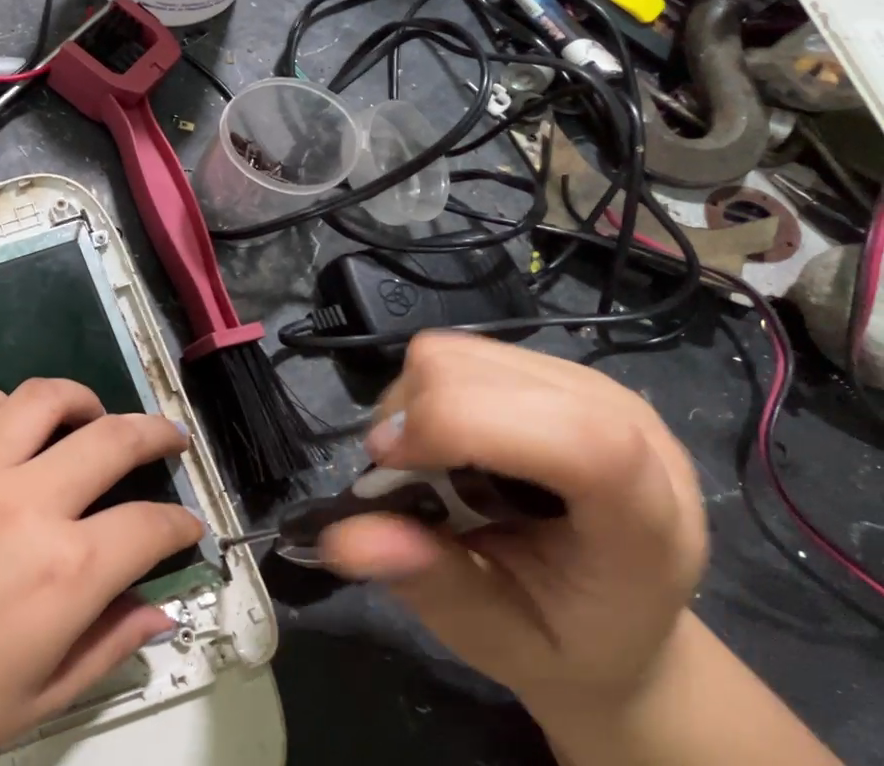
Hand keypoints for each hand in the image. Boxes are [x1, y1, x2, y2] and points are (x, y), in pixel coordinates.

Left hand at [0, 379, 204, 765]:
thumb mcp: (41, 698)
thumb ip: (108, 644)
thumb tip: (156, 613)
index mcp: (64, 571)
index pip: (151, 526)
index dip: (181, 525)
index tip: (185, 527)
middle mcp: (22, 503)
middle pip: (111, 440)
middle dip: (155, 434)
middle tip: (167, 439)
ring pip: (39, 400)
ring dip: (79, 399)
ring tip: (92, 416)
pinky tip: (6, 424)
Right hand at [321, 333, 707, 714]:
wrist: (617, 619)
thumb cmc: (562, 638)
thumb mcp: (495, 637)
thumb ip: (429, 583)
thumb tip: (344, 538)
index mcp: (643, 521)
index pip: (580, 439)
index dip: (467, 428)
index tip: (387, 464)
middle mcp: (629, 432)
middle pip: (485, 375)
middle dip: (412, 419)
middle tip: (400, 481)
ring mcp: (591, 389)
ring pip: (457, 353)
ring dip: (412, 405)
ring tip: (425, 467)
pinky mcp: (552, 371)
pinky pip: (456, 350)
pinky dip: (422, 391)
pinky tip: (444, 443)